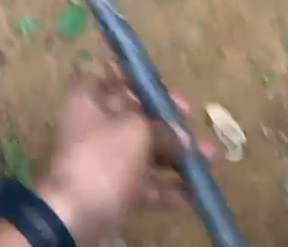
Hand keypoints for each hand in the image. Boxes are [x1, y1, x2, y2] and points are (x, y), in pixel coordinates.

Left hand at [36, 62, 205, 244]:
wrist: (77, 216)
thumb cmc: (103, 159)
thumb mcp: (136, 132)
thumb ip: (162, 129)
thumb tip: (181, 137)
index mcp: (87, 98)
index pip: (105, 72)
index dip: (131, 73)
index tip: (159, 82)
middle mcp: (93, 124)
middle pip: (131, 111)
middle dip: (163, 116)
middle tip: (190, 118)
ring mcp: (103, 159)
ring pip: (143, 149)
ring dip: (175, 153)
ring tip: (210, 157)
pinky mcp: (114, 191)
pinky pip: (145, 183)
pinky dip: (168, 186)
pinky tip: (196, 192)